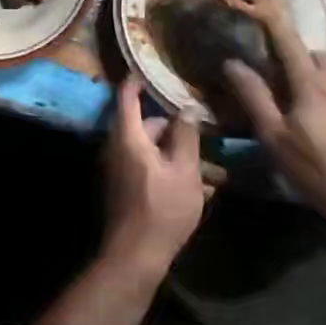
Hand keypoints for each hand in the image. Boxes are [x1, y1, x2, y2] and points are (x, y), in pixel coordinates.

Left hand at [103, 76, 208, 270]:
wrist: (134, 254)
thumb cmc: (162, 209)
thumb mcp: (184, 171)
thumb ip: (186, 136)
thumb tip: (187, 109)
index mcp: (126, 136)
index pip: (127, 97)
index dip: (137, 81)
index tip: (150, 70)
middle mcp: (115, 146)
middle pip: (143, 125)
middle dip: (172, 128)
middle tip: (203, 131)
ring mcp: (115, 167)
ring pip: (148, 148)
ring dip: (174, 152)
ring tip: (210, 166)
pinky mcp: (121, 186)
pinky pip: (144, 166)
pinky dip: (166, 168)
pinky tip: (195, 184)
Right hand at [220, 5, 325, 255]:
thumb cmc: (320, 173)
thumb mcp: (275, 139)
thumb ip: (254, 97)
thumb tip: (232, 63)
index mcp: (312, 86)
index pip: (290, 44)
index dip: (275, 26)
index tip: (263, 10)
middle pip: (321, 57)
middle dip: (302, 59)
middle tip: (286, 81)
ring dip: (324, 82)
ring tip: (314, 110)